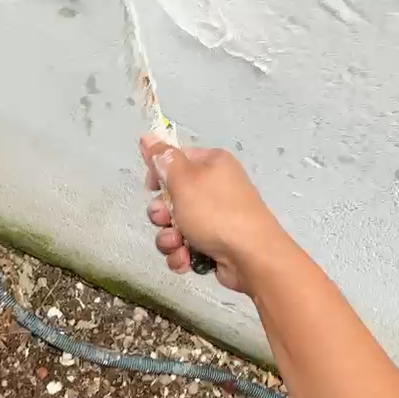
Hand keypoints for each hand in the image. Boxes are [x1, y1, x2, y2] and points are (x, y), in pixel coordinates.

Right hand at [139, 133, 290, 293]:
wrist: (251, 257)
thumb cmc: (215, 212)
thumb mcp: (184, 180)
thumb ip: (163, 159)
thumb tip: (147, 136)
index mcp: (212, 164)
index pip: (176, 160)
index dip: (159, 174)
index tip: (151, 188)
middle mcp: (215, 188)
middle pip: (172, 197)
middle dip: (162, 215)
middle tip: (165, 221)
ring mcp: (216, 218)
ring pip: (176, 226)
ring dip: (169, 239)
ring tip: (178, 246)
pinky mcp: (215, 244)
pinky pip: (186, 246)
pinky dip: (182, 255)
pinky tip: (186, 261)